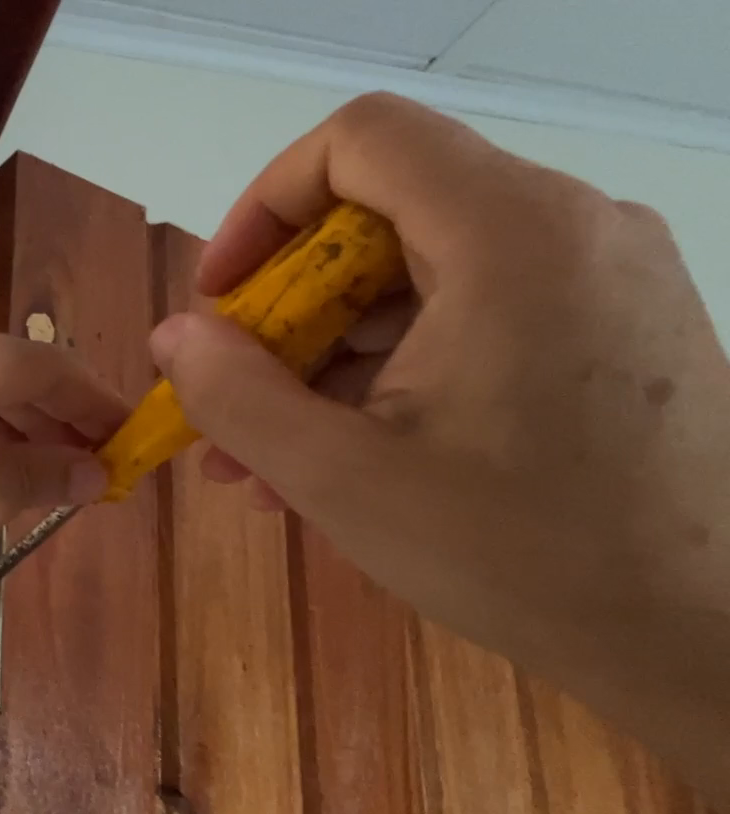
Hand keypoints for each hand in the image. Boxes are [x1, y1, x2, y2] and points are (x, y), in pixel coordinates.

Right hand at [150, 93, 729, 796]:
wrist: (697, 634)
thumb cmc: (512, 551)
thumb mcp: (335, 475)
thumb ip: (233, 394)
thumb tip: (173, 336)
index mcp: (510, 238)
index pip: (358, 143)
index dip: (262, 208)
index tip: (218, 301)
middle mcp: (563, 231)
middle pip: (374, 220)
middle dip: (278, 311)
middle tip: (227, 400)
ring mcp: (588, 281)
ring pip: (406, 281)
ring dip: (314, 359)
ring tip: (258, 456)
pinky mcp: (595, 331)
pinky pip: (454, 322)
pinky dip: (375, 375)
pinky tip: (328, 456)